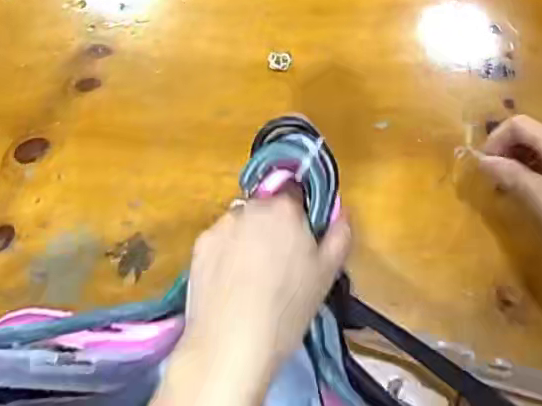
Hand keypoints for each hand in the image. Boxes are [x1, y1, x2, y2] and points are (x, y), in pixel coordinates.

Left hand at [156, 195, 352, 405]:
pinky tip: (229, 282)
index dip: (299, 216)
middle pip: (267, 207)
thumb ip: (339, 235)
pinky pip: (220, 240)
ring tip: (251, 277)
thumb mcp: (326, 276)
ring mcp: (223, 223)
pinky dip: (226, 253)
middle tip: (278, 263)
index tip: (300, 241)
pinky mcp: (201, 243)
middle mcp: (253, 206)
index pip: (296, 194)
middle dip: (273, 227)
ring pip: (242, 222)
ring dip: (248, 237)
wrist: (230, 347)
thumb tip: (340, 210)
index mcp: (286, 208)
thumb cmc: (286, 311)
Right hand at [476, 118, 541, 404]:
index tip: (483, 165)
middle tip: (491, 178)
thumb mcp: (539, 200)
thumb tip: (483, 160)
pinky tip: (529, 196)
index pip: (520, 123)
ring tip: (506, 189)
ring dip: (520, 162)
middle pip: (532, 133)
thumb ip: (510, 174)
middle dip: (507, 149)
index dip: (496, 138)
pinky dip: (536, 173)